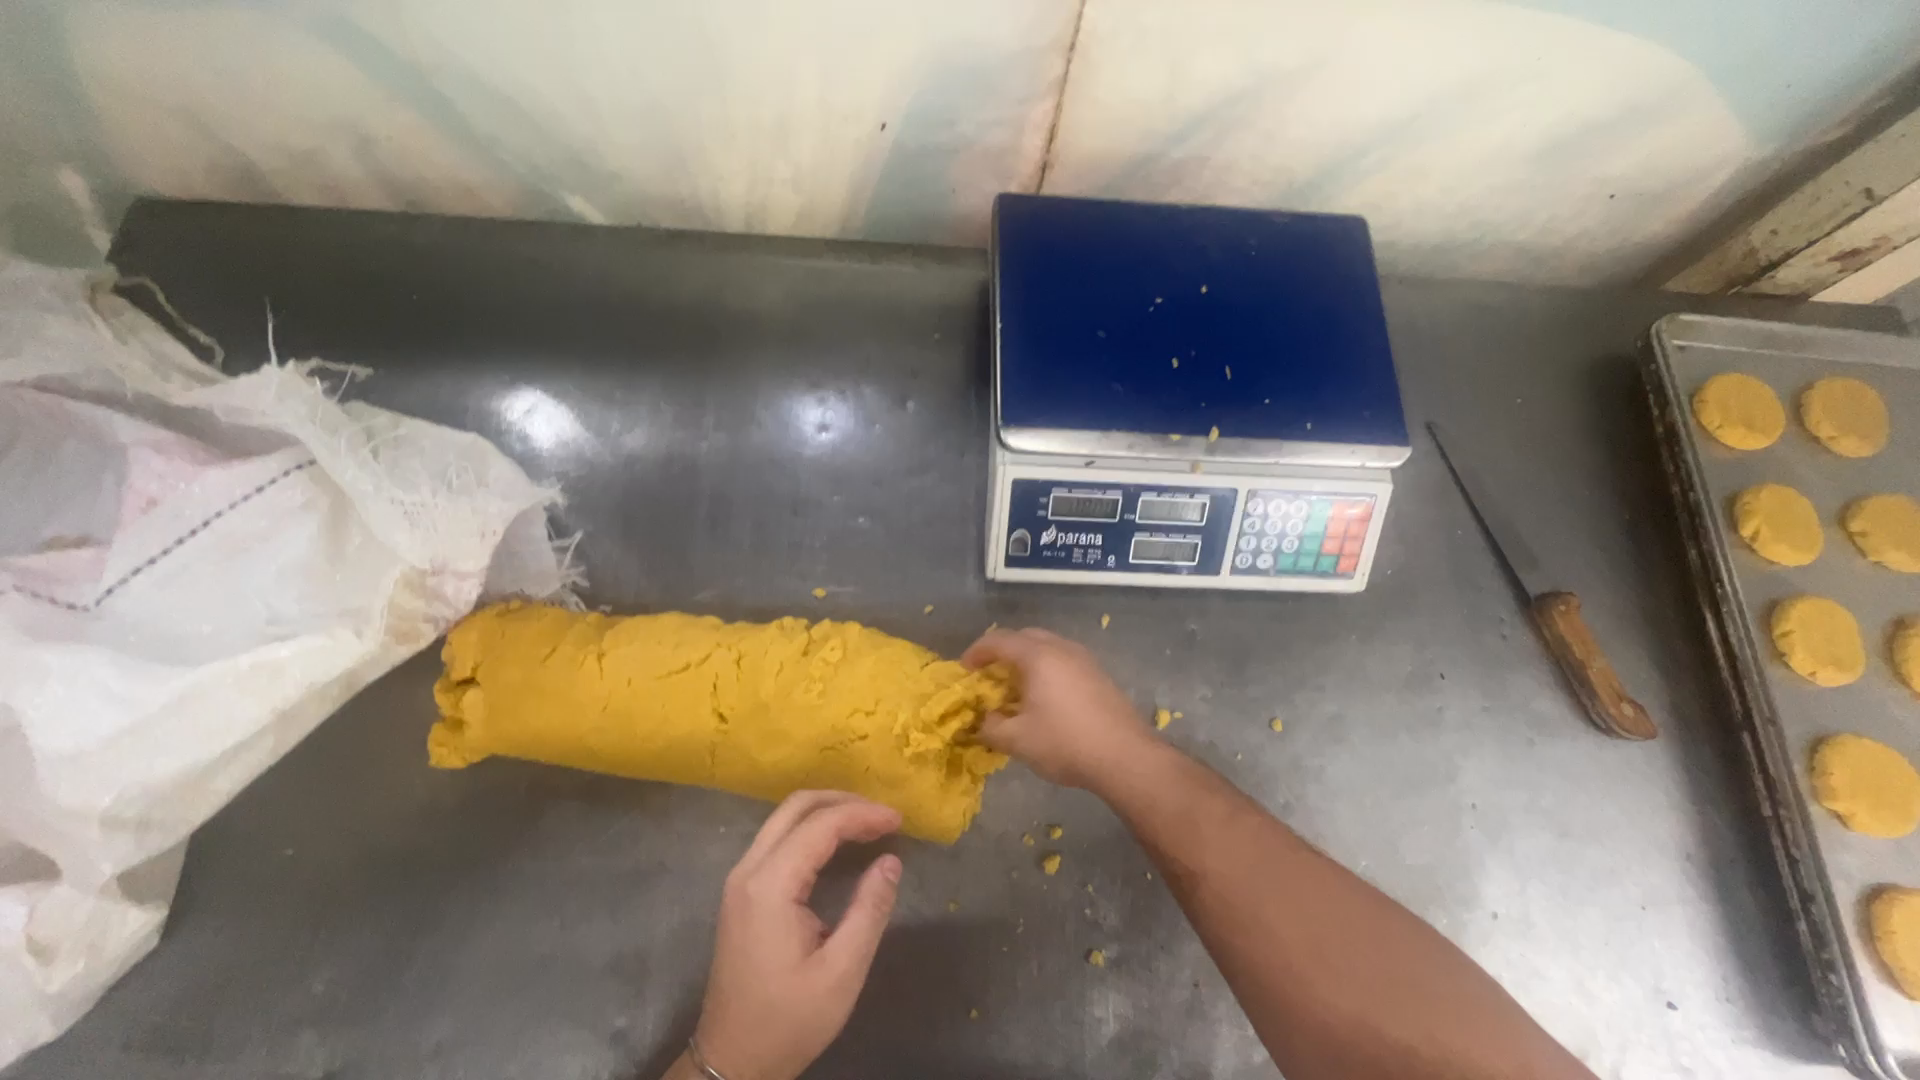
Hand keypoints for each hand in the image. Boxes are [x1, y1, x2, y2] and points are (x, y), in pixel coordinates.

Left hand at [690, 791, 902, 1079]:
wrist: (732, 1061)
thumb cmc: (789, 1020)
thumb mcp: (842, 972)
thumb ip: (869, 910)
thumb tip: (891, 861)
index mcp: (770, 886)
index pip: (820, 825)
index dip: (862, 815)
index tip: (899, 819)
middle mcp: (748, 871)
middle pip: (795, 807)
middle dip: (843, 801)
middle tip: (883, 814)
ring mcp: (740, 880)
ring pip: (784, 819)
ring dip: (827, 813)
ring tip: (869, 824)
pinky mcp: (742, 892)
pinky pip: (778, 840)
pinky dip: (812, 830)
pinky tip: (839, 844)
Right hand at [962, 627, 1159, 789]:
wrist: (1125, 756)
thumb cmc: (1065, 743)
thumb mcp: (1017, 740)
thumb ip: (991, 727)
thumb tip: (985, 720)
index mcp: (1038, 656)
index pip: (999, 641)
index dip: (977, 652)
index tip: (965, 670)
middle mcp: (1062, 649)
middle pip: (1025, 637)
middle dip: (1002, 651)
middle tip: (988, 674)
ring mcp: (1085, 660)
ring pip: (1048, 647)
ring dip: (1026, 659)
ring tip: (1015, 686)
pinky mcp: (1100, 675)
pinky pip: (1064, 660)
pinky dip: (1047, 669)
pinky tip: (1045, 697)